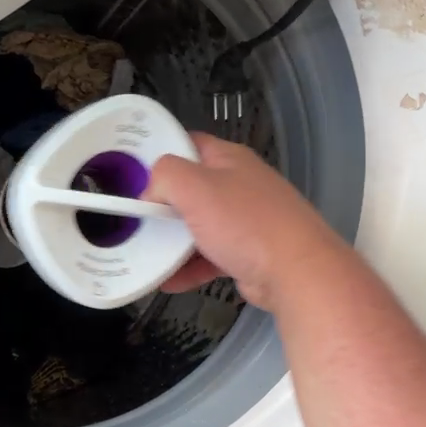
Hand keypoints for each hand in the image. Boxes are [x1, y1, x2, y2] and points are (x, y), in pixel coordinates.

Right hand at [145, 133, 352, 308]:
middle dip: (161, 205)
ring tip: (145, 255)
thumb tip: (150, 189)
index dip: (159, 154)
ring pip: (197, 226)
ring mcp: (243, 220)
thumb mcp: (196, 188)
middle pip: (189, 188)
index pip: (188, 144)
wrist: (294, 271)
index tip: (132, 175)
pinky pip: (208, 257)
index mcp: (228, 160)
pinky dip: (187, 268)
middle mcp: (238, 185)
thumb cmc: (245, 223)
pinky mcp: (245, 252)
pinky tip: (167, 281)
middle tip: (134, 219)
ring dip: (171, 242)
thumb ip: (166, 177)